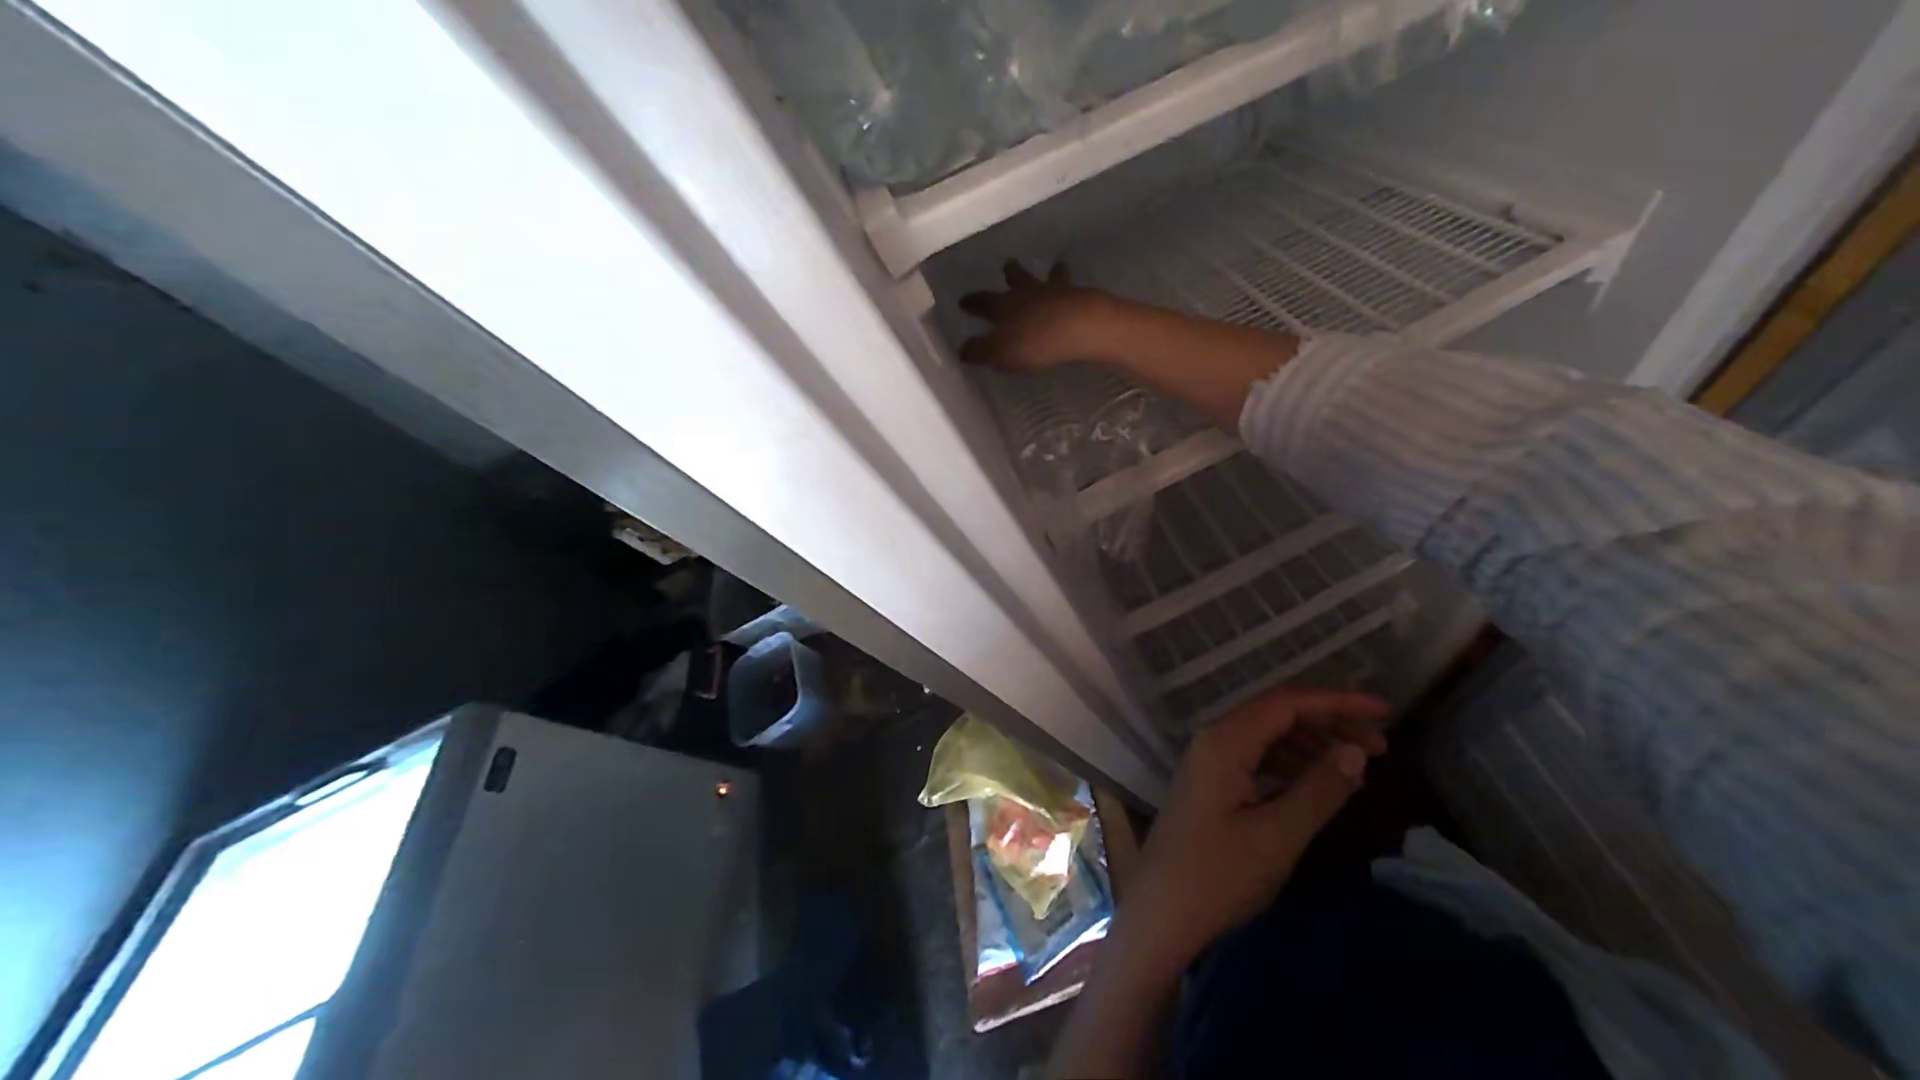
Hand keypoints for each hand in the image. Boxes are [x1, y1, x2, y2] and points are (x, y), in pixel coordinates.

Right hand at [959, 260, 1114, 373]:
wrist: (1080, 327)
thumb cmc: (1035, 342)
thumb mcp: (1000, 353)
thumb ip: (980, 351)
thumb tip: (963, 349)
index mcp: (1004, 306)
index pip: (982, 301)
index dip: (972, 302)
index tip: (964, 301)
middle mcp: (1028, 293)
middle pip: (1017, 279)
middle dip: (1011, 274)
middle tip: (1008, 265)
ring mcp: (1056, 292)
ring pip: (1048, 278)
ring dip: (1048, 273)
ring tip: (1055, 267)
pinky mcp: (1080, 297)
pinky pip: (1072, 289)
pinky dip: (1070, 289)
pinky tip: (1076, 291)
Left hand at [1118, 687, 1388, 977]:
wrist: (1162, 912)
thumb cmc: (1218, 876)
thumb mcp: (1278, 835)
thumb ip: (1320, 789)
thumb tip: (1357, 750)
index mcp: (1224, 741)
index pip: (1286, 702)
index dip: (1337, 701)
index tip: (1386, 711)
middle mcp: (1212, 740)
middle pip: (1276, 712)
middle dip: (1329, 721)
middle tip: (1381, 745)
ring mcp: (1208, 761)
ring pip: (1267, 734)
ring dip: (1312, 742)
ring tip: (1358, 765)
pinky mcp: (1209, 783)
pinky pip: (1256, 757)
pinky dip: (1291, 763)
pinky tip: (1319, 782)